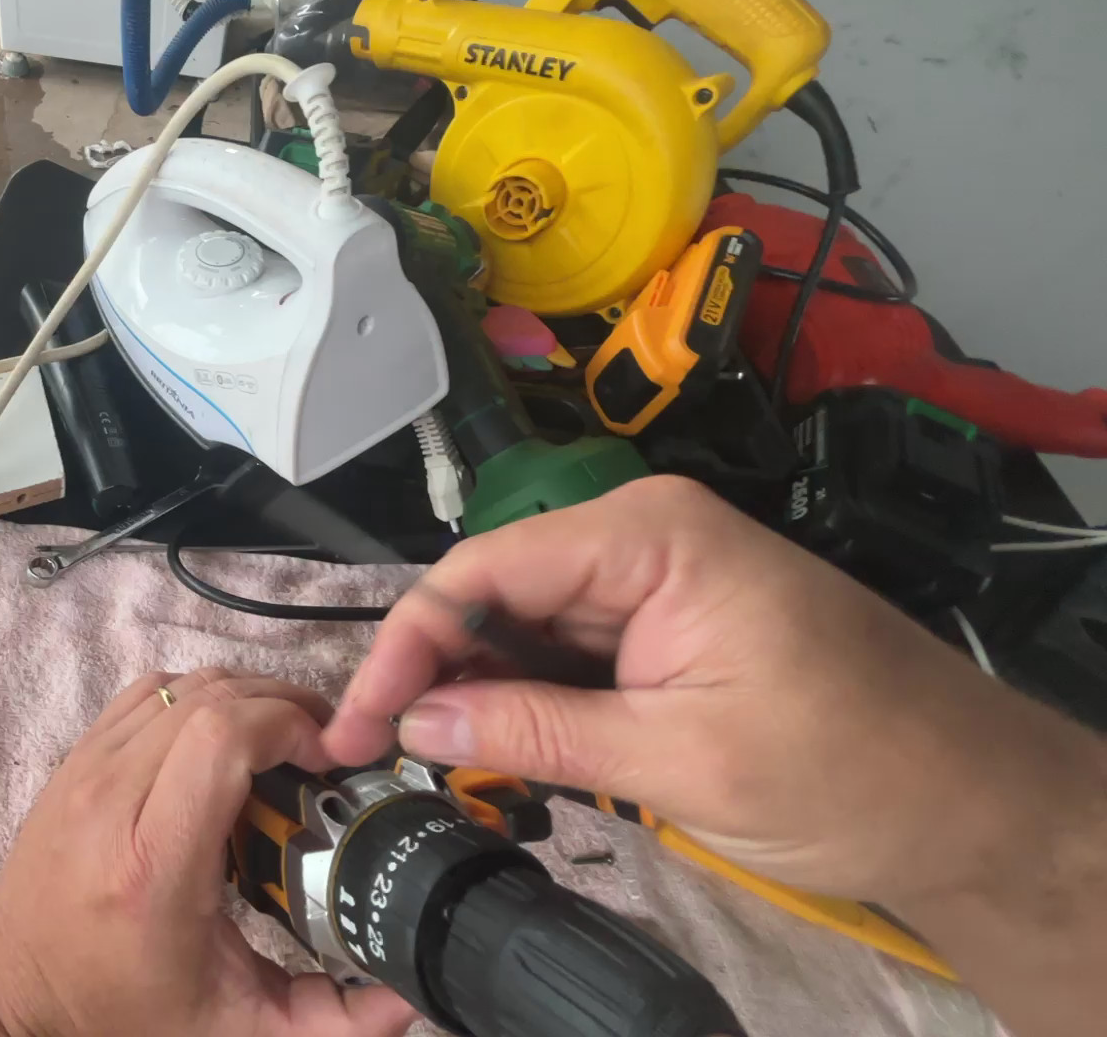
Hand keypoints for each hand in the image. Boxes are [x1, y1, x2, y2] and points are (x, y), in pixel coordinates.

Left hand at [0, 668, 416, 1036]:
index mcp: (153, 862)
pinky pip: (147, 690)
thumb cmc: (119, 1004)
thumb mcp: (230, 1028)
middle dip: (280, 703)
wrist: (13, 983)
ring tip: (281, 731)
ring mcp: (87, 764)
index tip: (325, 756)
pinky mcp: (78, 752)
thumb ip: (325, 1020)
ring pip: (180, 683)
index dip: (285, 724)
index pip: (220, 738)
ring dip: (242, 693)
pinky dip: (197, 693)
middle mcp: (113, 796)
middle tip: (320, 742)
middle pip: (208, 698)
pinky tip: (222, 729)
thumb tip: (406, 1000)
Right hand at [323, 476, 1106, 908]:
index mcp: (643, 536)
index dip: (408, 642)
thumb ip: (532, 732)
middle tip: (376, 742)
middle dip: (427, 669)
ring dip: (463, 689)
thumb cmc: (862, 776)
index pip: (482, 572)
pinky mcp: (638, 627)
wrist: (991, 818)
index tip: (363, 717)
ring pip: (506, 626)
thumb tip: (414, 724)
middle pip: (484, 594)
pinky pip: (544, 652)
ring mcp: (632, 583)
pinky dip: (508, 699)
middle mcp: (627, 540)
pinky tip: (480, 739)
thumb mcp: (679, 760)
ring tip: (419, 751)